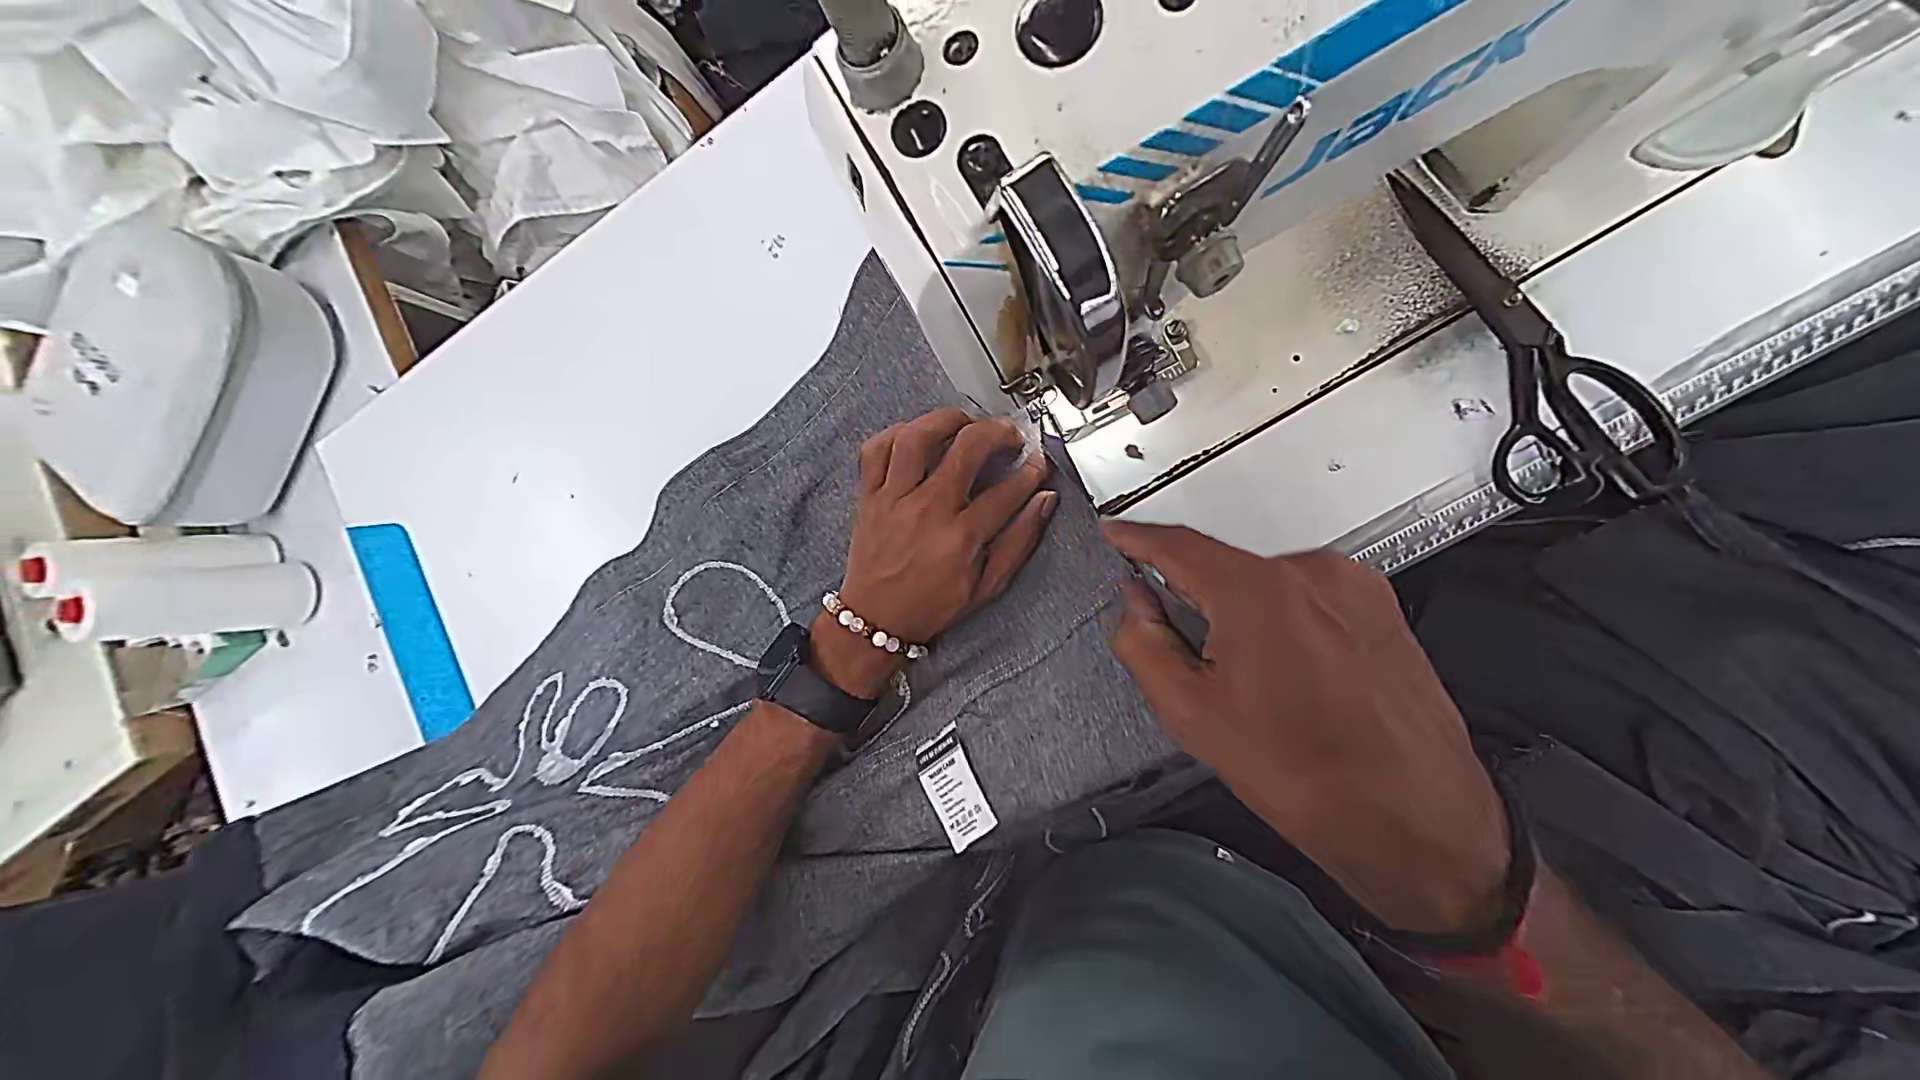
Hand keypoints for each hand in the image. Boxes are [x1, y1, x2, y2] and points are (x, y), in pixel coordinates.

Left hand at [809, 408, 1057, 698]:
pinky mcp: (869, 496)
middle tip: (1009, 435)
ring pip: (918, 437)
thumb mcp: (988, 585)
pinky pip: (876, 449)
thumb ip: (1020, 541)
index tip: (1038, 465)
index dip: (1032, 471)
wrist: (877, 619)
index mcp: (961, 536)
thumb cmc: (931, 604)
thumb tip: (1044, 502)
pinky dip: (896, 433)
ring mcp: (894, 499)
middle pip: (968, 447)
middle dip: (999, 432)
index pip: (1008, 489)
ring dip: (947, 419)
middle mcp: (927, 510)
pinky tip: (917, 436)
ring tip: (966, 423)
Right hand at [1104, 521, 1507, 934]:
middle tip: (1186, 650)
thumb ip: (1142, 643)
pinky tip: (1287, 677)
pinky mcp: (1379, 608)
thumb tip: (1136, 608)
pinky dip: (1281, 621)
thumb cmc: (1314, 775)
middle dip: (1192, 597)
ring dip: (1240, 613)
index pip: (1177, 544)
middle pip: (1222, 566)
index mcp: (1259, 592)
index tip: (1120, 534)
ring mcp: (1353, 589)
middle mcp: (1312, 576)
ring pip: (1265, 584)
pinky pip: (1306, 596)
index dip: (1136, 538)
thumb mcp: (1189, 712)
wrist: (1410, 818)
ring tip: (1253, 683)